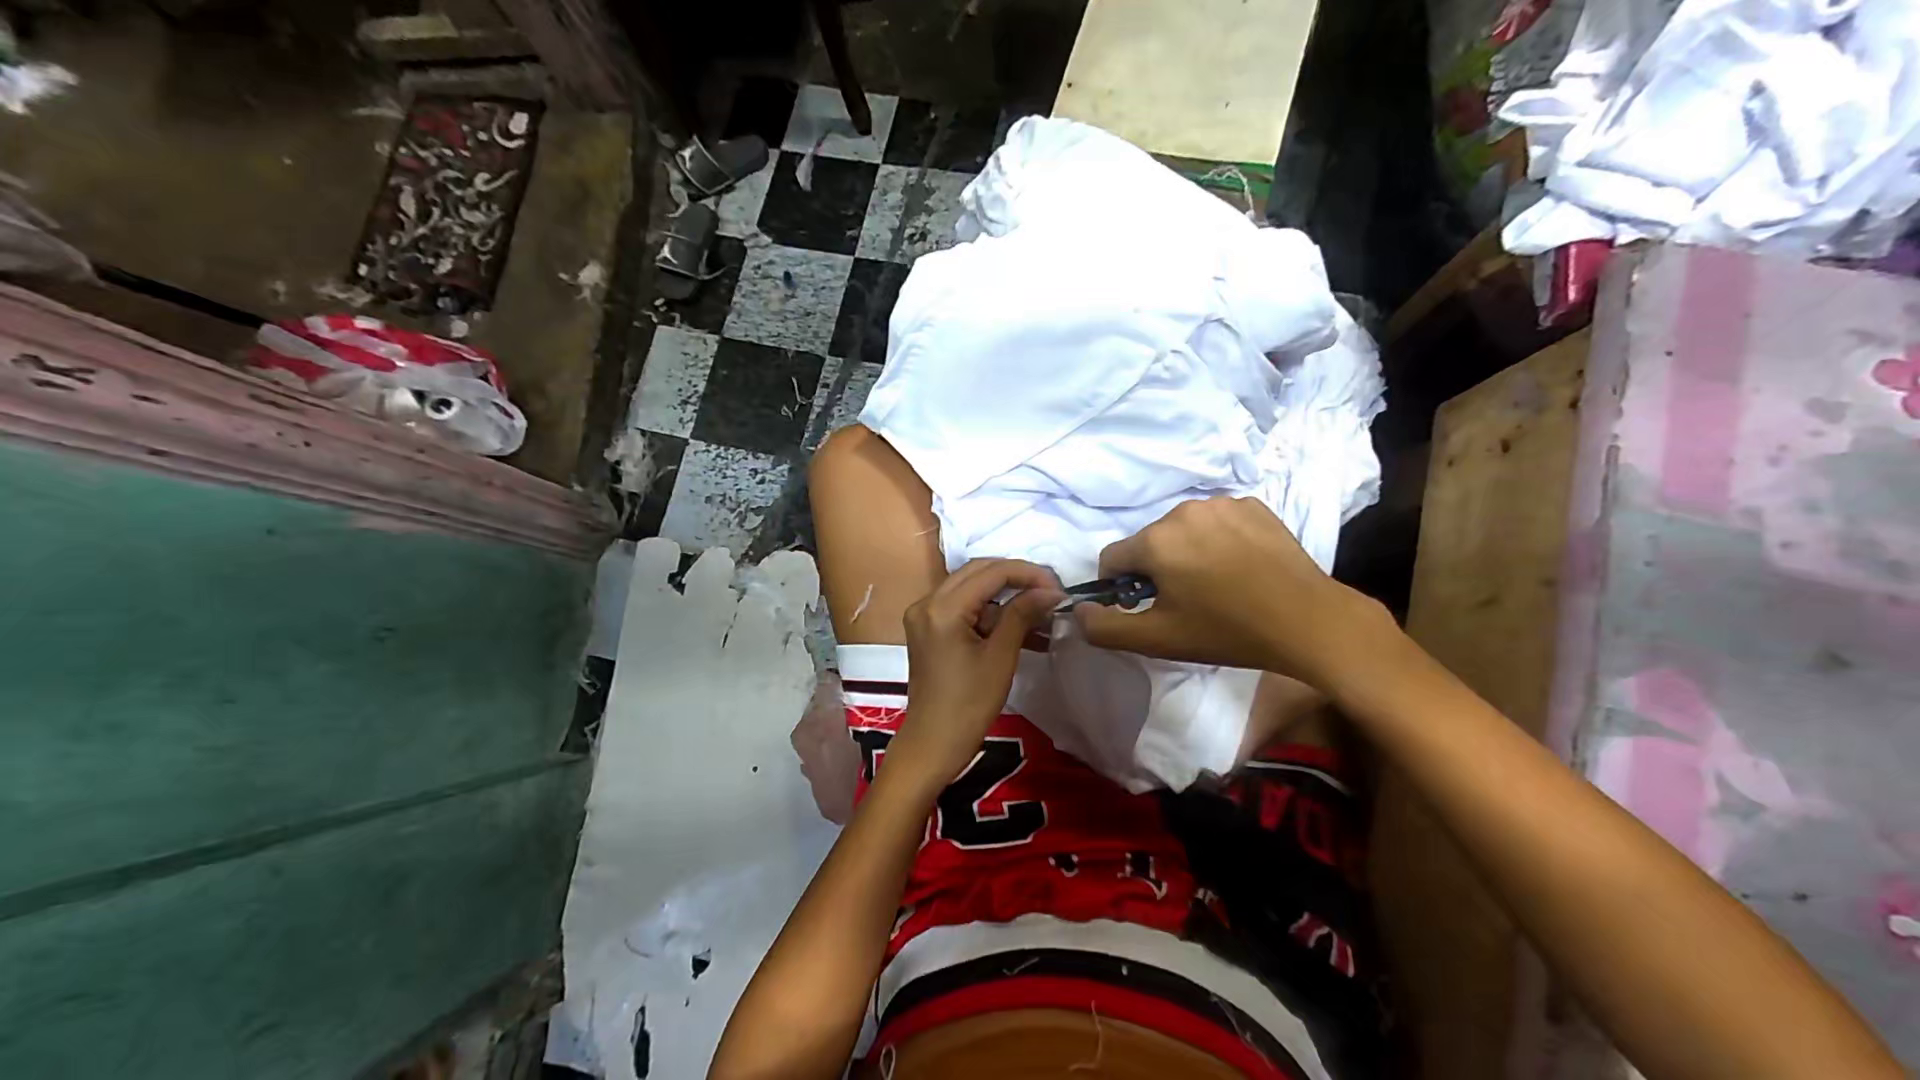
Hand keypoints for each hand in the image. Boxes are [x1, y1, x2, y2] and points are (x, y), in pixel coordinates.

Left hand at [889, 559, 1063, 791]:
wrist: (933, 743)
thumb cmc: (968, 704)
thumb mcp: (1000, 656)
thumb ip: (1022, 615)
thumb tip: (1051, 591)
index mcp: (942, 607)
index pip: (991, 572)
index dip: (1029, 574)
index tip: (1058, 588)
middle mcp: (928, 602)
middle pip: (979, 572)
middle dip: (1017, 579)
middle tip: (1050, 594)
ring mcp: (925, 615)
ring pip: (972, 589)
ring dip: (1006, 599)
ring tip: (1041, 616)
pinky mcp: (929, 629)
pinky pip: (963, 608)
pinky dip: (991, 615)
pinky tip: (1022, 630)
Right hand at [1071, 497, 1392, 689]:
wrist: (1308, 622)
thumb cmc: (1227, 632)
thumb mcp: (1157, 640)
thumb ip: (1104, 628)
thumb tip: (1077, 611)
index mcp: (1155, 540)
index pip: (1112, 559)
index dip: (1120, 588)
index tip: (1147, 608)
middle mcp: (1182, 511)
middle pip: (1149, 542)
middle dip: (1156, 569)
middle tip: (1186, 602)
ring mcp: (1221, 504)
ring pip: (1182, 530)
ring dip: (1187, 553)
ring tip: (1216, 583)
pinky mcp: (1253, 505)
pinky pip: (1216, 522)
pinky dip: (1218, 540)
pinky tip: (1240, 566)